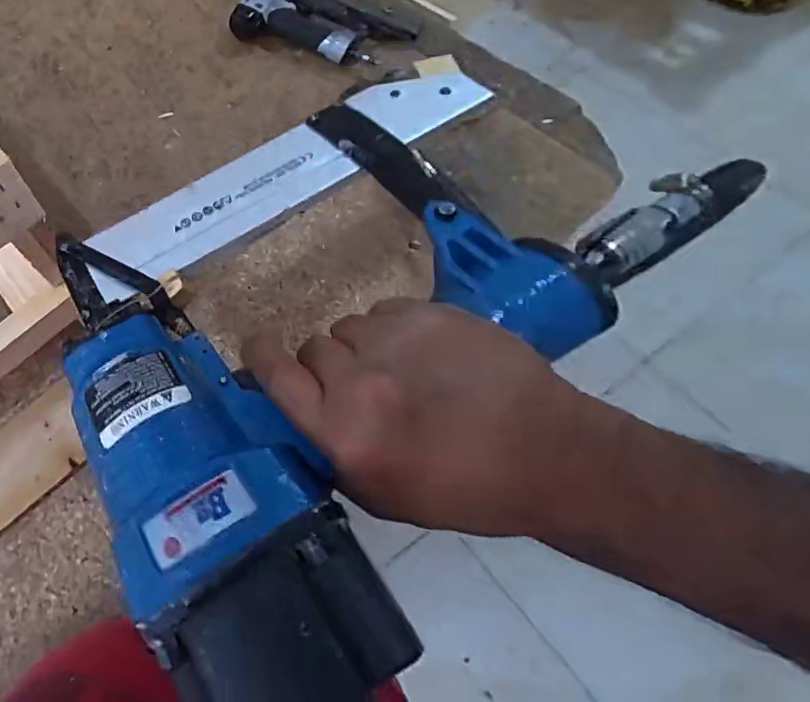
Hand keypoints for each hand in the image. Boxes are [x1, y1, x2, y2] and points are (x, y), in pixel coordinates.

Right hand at [242, 298, 623, 536]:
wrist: (549, 452)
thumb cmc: (464, 489)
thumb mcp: (383, 497)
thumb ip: (329, 455)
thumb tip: (296, 417)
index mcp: (342, 431)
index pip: (273, 371)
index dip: (260, 354)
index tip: (261, 349)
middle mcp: (357, 379)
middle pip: (313, 347)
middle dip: (330, 366)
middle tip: (367, 388)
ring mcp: (393, 338)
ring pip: (350, 327)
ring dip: (365, 347)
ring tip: (406, 372)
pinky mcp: (426, 312)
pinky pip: (386, 312)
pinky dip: (398, 331)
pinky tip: (431, 356)